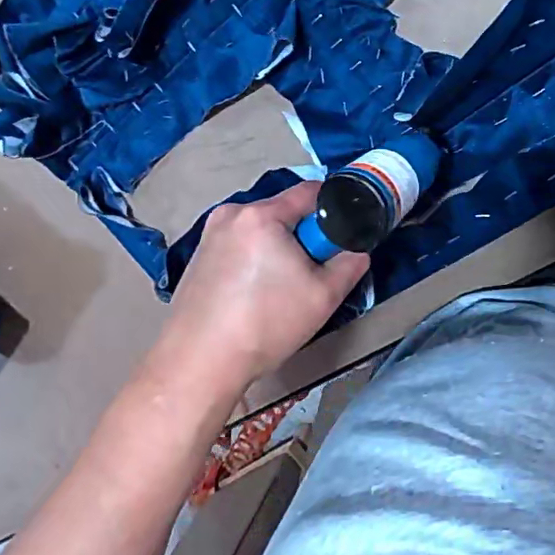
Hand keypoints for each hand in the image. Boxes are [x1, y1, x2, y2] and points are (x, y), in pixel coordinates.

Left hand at [155, 183, 368, 391]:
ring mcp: (210, 233)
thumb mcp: (323, 297)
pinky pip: (238, 244)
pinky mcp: (198, 254)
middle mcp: (232, 213)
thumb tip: (357, 249)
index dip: (332, 209)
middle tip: (308, 272)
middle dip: (301, 235)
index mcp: (261, 214)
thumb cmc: (264, 325)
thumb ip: (349, 264)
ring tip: (279, 288)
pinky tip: (252, 295)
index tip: (337, 238)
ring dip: (276, 247)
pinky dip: (252, 259)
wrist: (199, 363)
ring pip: (260, 229)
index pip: (309, 192)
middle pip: (282, 211)